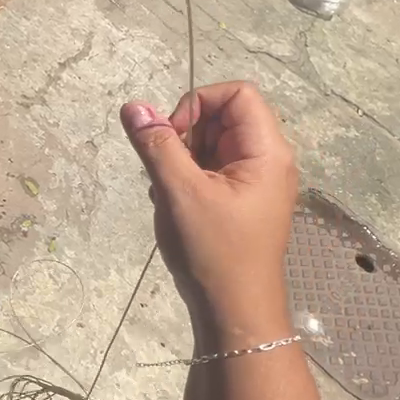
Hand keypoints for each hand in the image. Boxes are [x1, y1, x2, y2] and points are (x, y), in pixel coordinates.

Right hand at [119, 82, 299, 341]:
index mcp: (265, 152)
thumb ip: (156, 145)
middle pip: (222, 116)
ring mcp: (252, 180)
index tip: (171, 134)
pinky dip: (183, 176)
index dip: (197, 102)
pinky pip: (207, 167)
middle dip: (183, 133)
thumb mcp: (178, 191)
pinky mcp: (237, 197)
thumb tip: (133, 106)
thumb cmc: (213, 248)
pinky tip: (174, 204)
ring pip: (209, 143)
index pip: (237, 94)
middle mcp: (265, 159)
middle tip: (166, 168)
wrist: (232, 305)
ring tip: (169, 190)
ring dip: (179, 157)